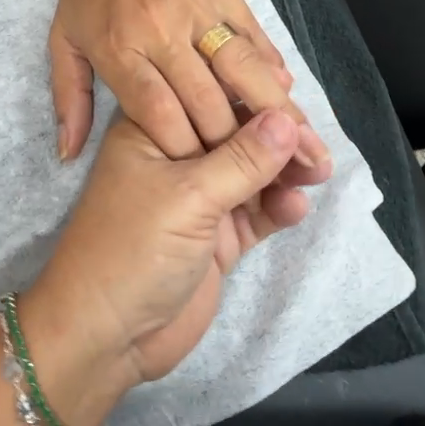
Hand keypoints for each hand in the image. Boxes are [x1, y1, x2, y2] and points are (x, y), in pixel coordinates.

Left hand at [24, 110, 310, 393]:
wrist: (106, 335)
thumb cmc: (133, 246)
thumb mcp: (189, 195)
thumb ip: (242, 160)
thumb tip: (289, 119)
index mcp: (154, 126)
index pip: (205, 93)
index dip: (247, 92)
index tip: (291, 90)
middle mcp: (177, 154)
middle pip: (236, 132)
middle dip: (276, 136)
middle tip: (318, 146)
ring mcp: (197, 196)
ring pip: (251, 172)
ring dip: (284, 171)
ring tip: (318, 173)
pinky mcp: (216, 236)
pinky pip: (255, 212)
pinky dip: (277, 207)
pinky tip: (296, 206)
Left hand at [48, 0, 332, 175]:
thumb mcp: (64, 39)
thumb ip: (69, 98)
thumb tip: (66, 155)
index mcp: (119, 49)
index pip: (159, 113)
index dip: (186, 152)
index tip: (204, 183)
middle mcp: (159, 33)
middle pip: (206, 101)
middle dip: (238, 147)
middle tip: (265, 179)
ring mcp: (195, 9)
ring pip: (240, 70)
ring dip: (272, 112)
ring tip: (299, 147)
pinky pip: (252, 35)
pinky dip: (271, 66)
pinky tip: (287, 93)